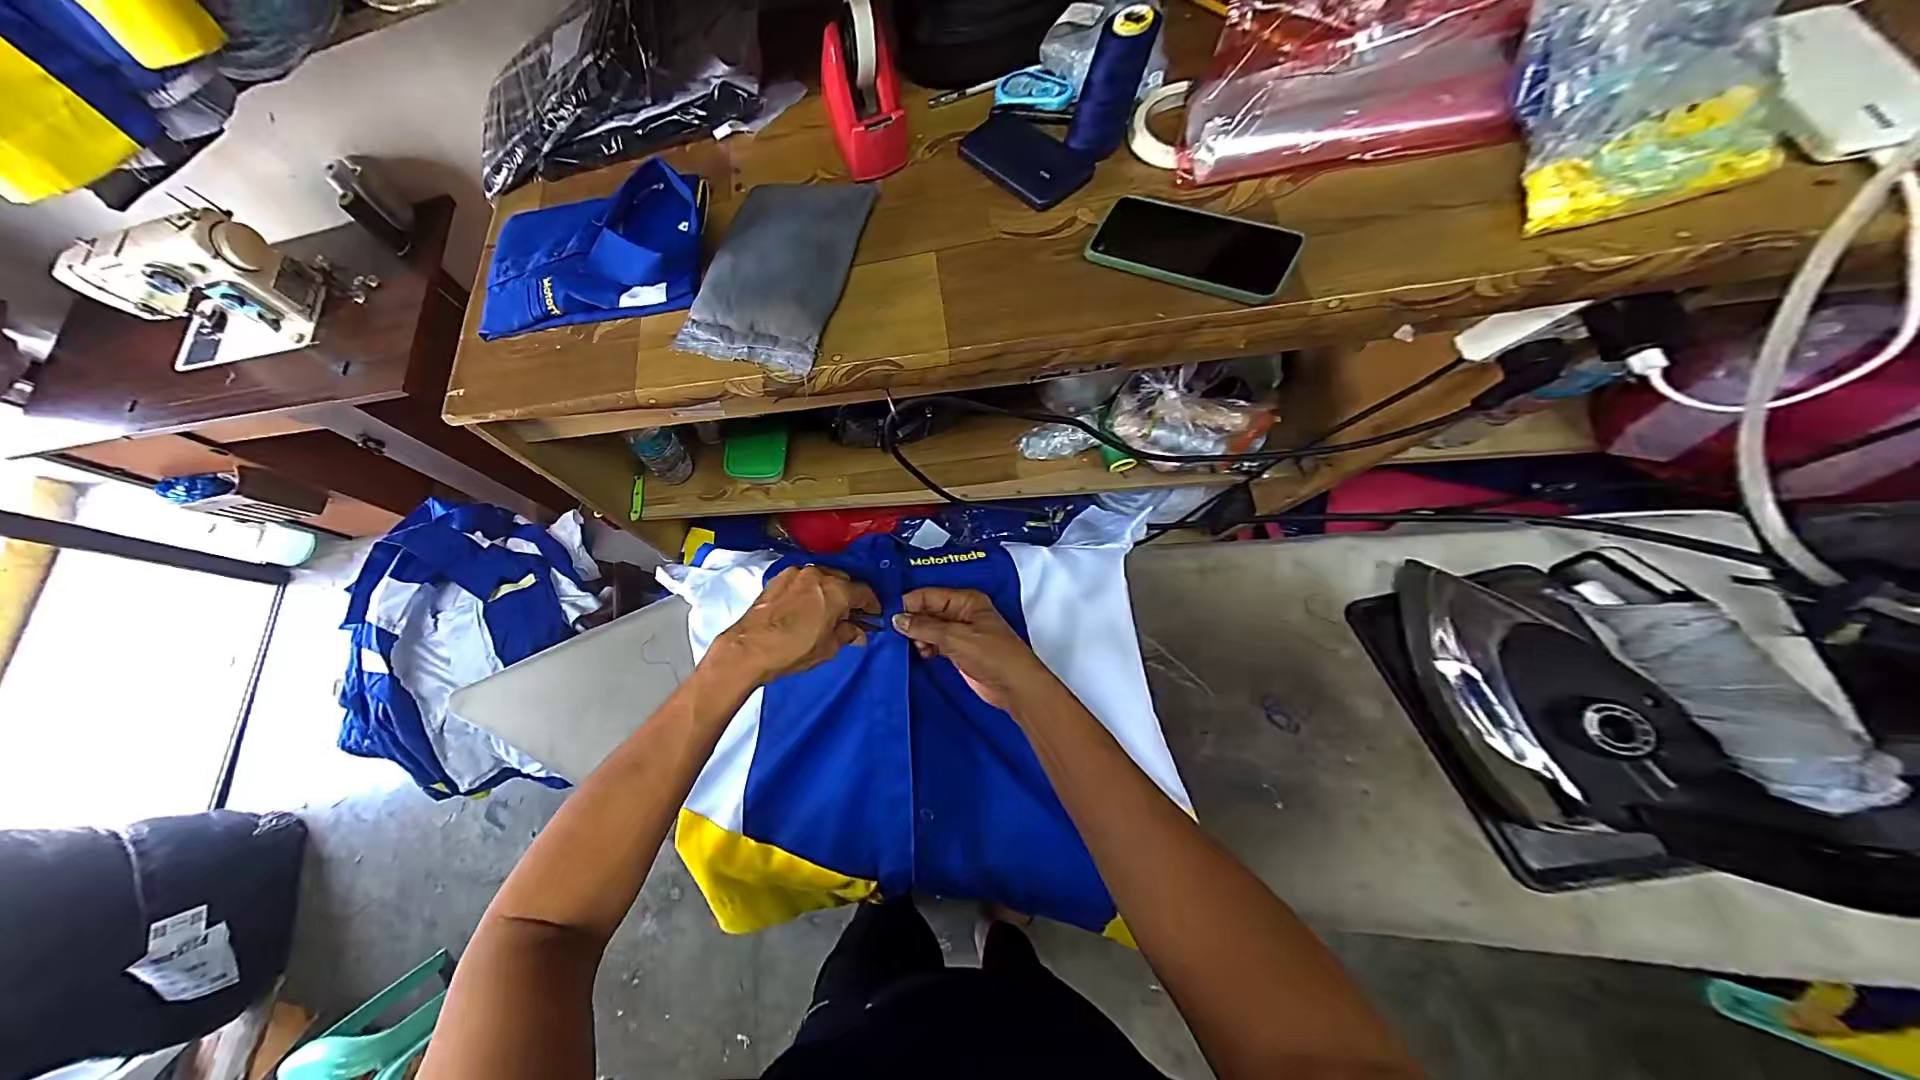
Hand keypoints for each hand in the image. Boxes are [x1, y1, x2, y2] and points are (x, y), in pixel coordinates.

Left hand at [710, 566, 880, 683]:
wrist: (748, 649)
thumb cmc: (790, 649)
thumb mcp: (828, 648)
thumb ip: (847, 634)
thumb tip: (856, 631)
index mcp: (836, 590)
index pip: (864, 592)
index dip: (872, 605)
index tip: (873, 614)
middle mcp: (818, 575)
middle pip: (844, 581)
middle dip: (849, 597)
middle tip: (850, 616)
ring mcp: (796, 574)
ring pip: (822, 578)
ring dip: (828, 591)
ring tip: (827, 611)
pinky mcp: (778, 579)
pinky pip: (802, 580)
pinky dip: (809, 590)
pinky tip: (806, 607)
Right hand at [892, 588, 1056, 710]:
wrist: (1015, 686)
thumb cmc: (992, 655)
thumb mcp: (955, 637)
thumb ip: (924, 627)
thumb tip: (898, 620)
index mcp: (966, 600)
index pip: (930, 595)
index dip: (909, 603)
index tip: (889, 615)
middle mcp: (962, 612)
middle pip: (928, 610)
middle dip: (912, 620)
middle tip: (895, 633)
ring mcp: (961, 632)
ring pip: (930, 628)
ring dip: (918, 636)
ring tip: (913, 646)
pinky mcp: (958, 650)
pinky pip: (935, 642)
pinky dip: (925, 646)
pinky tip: (920, 653)